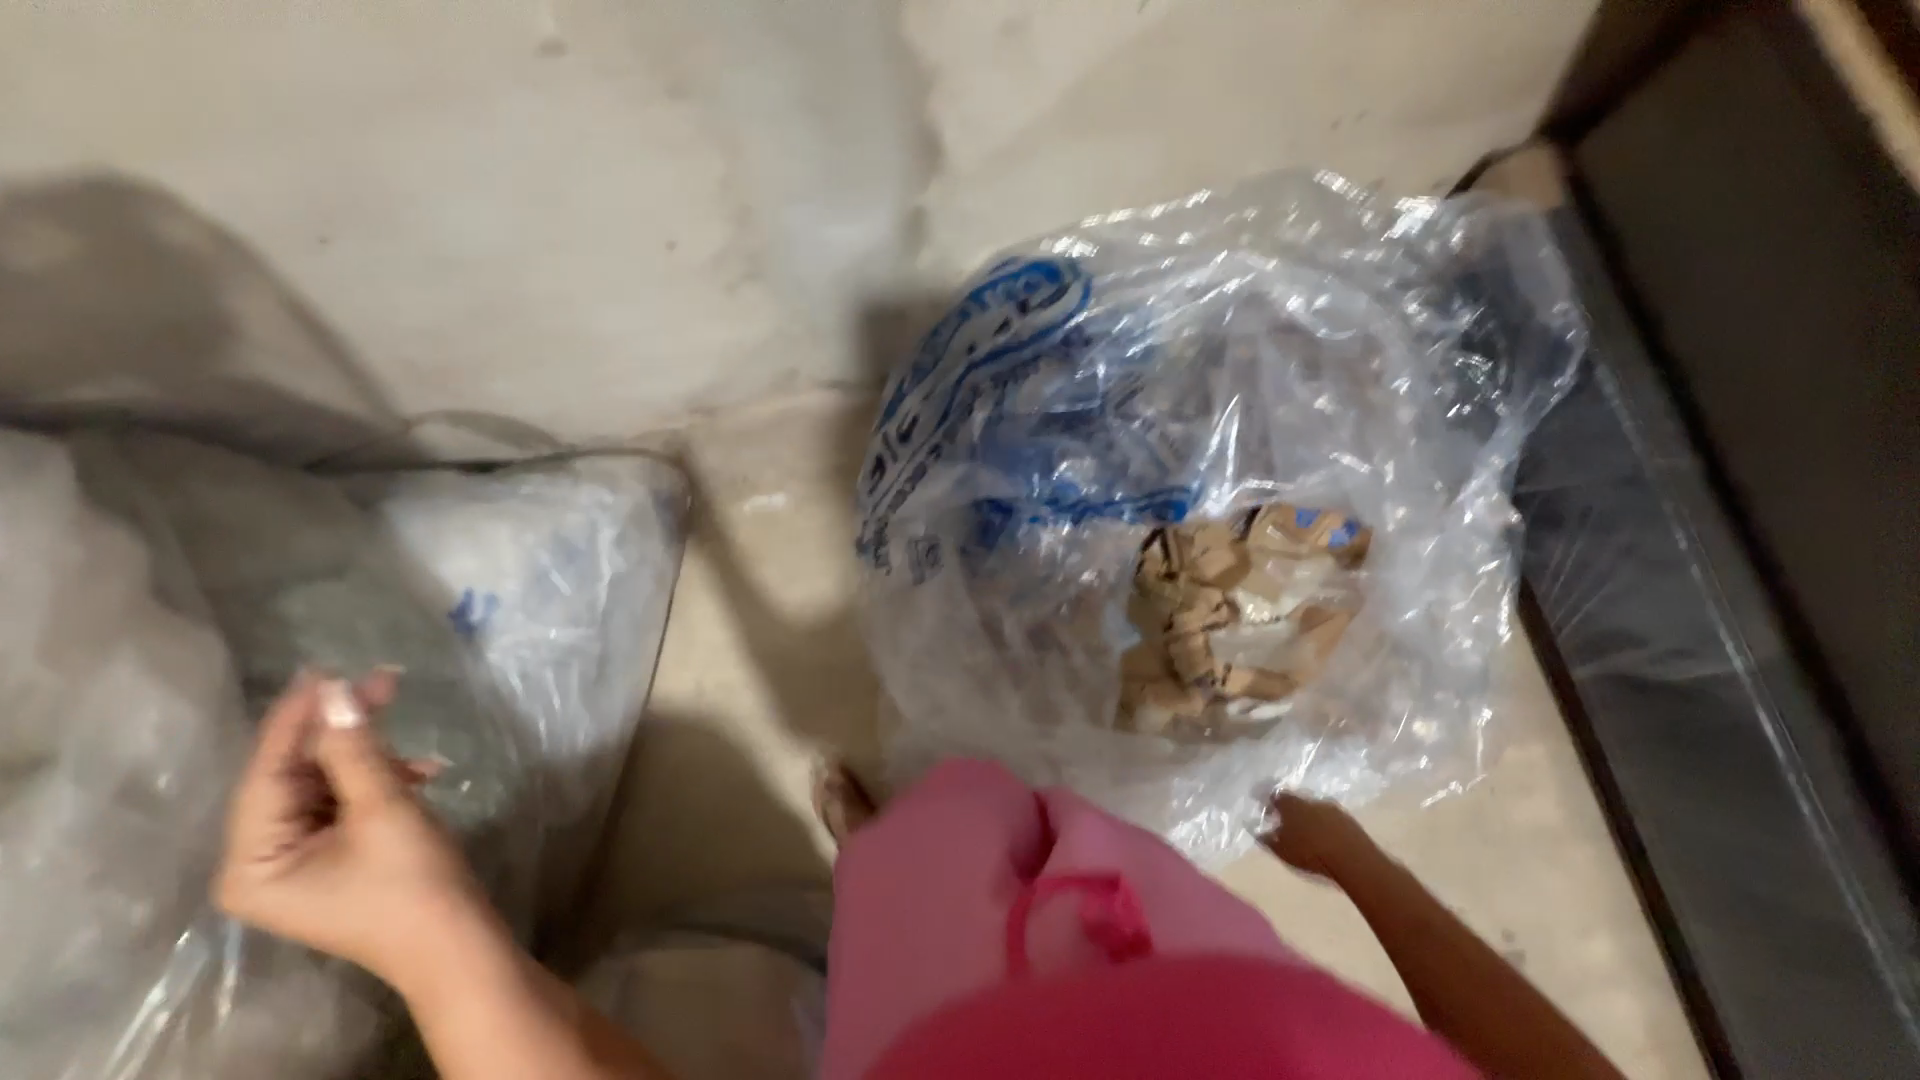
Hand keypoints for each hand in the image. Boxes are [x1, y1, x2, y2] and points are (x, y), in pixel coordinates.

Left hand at [215, 670, 496, 991]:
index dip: (298, 719)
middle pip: (295, 778)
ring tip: (415, 743)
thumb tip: (339, 692)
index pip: (267, 773)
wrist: (456, 942)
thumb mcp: (384, 808)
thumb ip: (356, 749)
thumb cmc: (412, 883)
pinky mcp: (331, 860)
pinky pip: (344, 806)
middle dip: (342, 732)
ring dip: (369, 758)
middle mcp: (259, 863)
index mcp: (250, 862)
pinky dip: (380, 784)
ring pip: (324, 787)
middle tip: (381, 683)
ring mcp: (296, 864)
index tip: (326, 670)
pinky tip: (422, 773)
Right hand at [1257, 792, 1377, 881]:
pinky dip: (1325, 824)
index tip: (1265, 812)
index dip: (1269, 803)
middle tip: (1285, 824)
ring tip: (1306, 833)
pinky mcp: (1349, 819)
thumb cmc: (1311, 854)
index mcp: (1291, 804)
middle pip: (1296, 801)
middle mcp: (1310, 800)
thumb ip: (1268, 840)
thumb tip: (1258, 832)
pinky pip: (1330, 818)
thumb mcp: (1283, 850)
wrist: (1353, 859)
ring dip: (1309, 817)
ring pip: (1315, 808)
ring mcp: (1332, 808)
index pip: (1275, 796)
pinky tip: (1325, 837)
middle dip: (1290, 810)